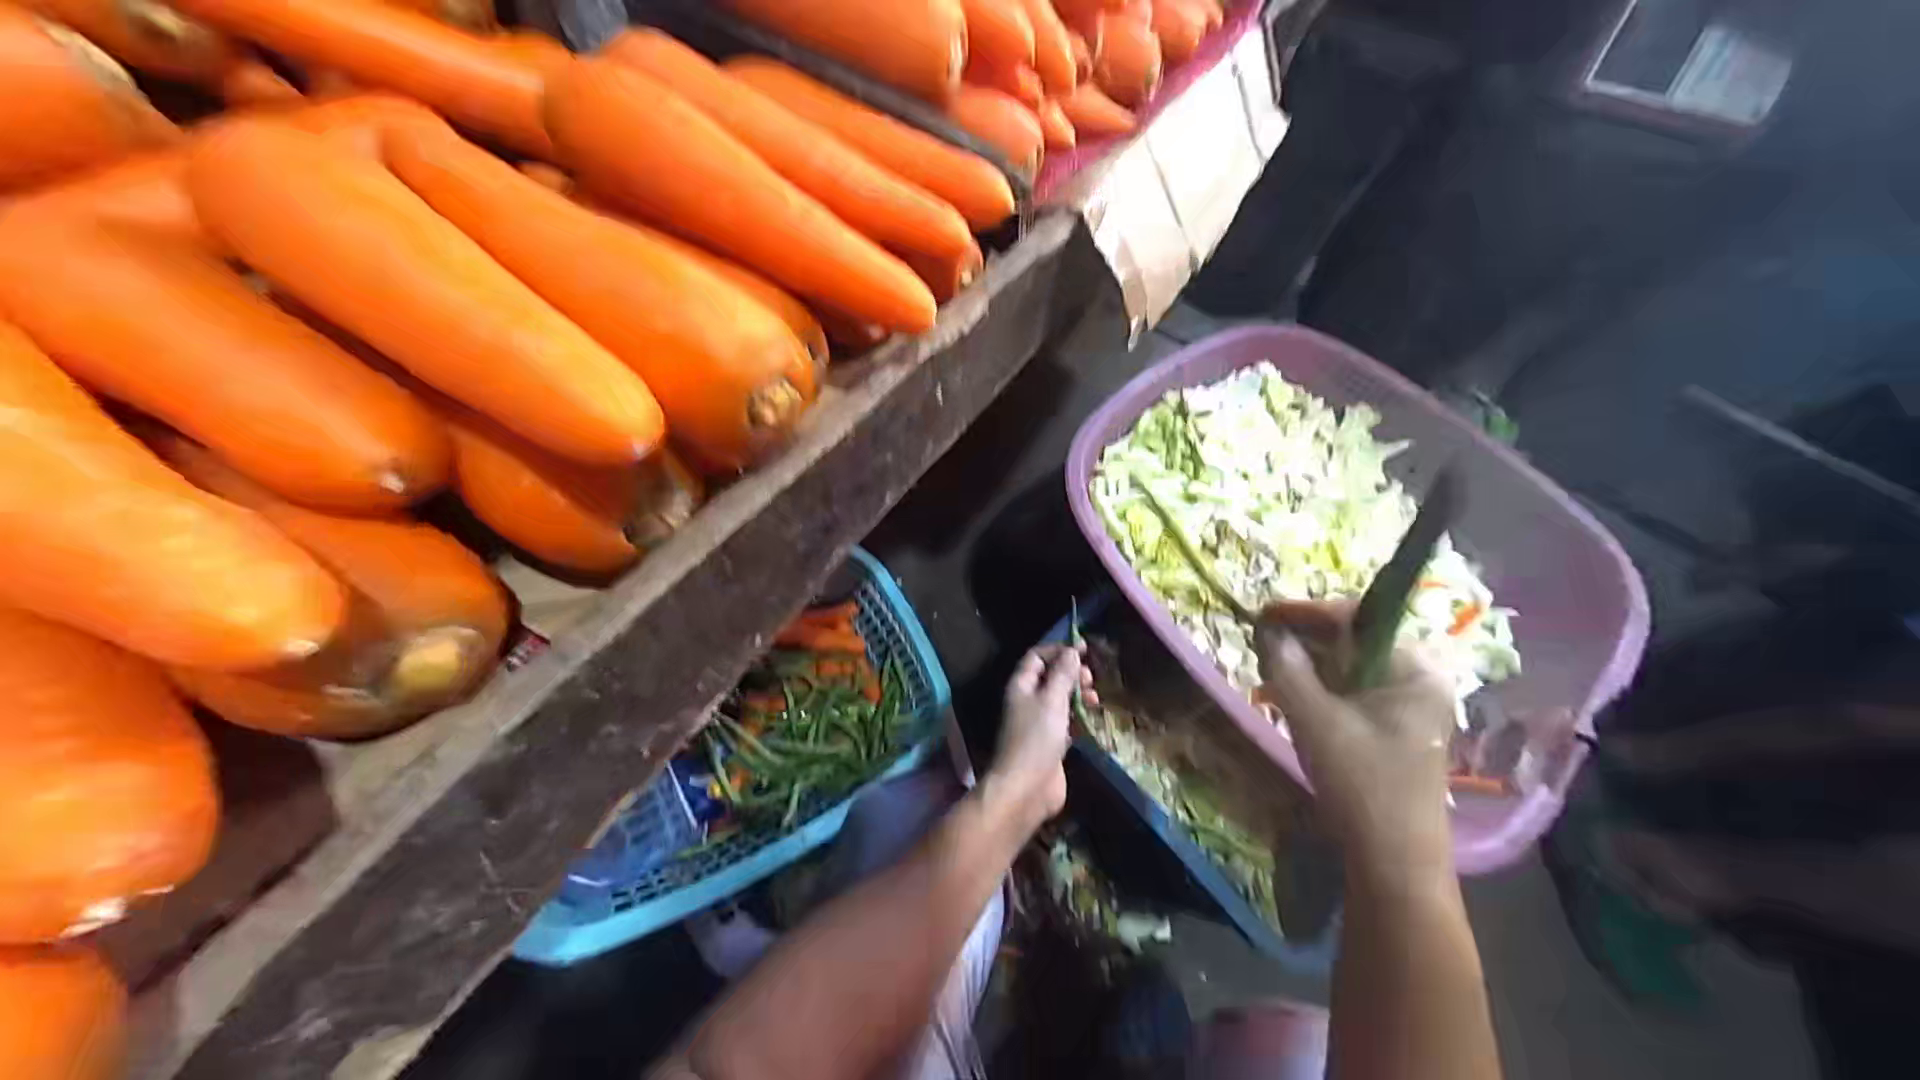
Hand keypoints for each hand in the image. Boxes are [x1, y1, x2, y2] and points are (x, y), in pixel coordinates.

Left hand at [985, 644, 1092, 829]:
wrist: (1027, 788)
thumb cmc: (1036, 739)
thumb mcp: (1052, 700)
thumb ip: (1063, 675)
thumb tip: (1072, 651)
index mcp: (1021, 685)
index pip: (1037, 656)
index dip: (1058, 650)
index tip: (1084, 650)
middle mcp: (1027, 700)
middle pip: (1050, 676)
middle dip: (1071, 673)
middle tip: (1089, 680)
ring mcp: (1038, 722)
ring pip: (1059, 698)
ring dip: (1077, 694)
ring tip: (1093, 700)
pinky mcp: (1050, 742)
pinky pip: (1065, 719)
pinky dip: (1078, 715)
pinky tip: (1091, 718)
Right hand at [1255, 602, 1457, 880]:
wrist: (1393, 858)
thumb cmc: (1361, 781)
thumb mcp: (1314, 718)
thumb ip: (1288, 668)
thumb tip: (1268, 631)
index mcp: (1414, 670)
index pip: (1358, 618)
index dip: (1307, 612)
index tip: (1264, 613)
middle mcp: (1417, 680)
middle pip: (1354, 640)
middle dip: (1304, 638)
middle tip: (1262, 640)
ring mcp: (1407, 705)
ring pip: (1348, 666)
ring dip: (1307, 663)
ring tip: (1268, 666)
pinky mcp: (1392, 727)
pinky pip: (1350, 690)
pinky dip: (1318, 686)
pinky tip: (1287, 693)